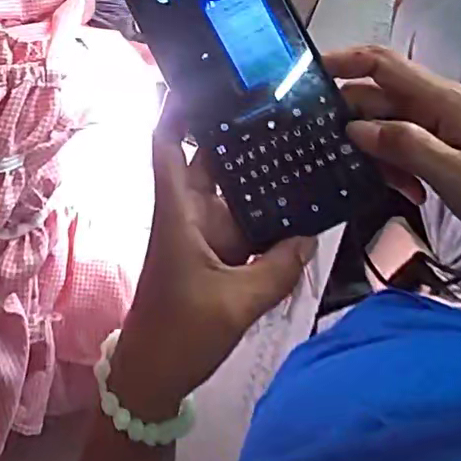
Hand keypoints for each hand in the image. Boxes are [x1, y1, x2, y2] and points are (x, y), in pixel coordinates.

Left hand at [110, 116, 316, 420]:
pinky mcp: (211, 256)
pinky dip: (261, 215)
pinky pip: (239, 225)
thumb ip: (278, 269)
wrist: (151, 380)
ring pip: (227, 193)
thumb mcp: (236, 303)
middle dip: (232, 136)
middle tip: (274, 109)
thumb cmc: (180, 333)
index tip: (201, 80)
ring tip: (293, 148)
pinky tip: (294, 208)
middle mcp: (187, 213)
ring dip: (252, 176)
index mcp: (177, 211)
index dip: (175, 110)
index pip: (166, 145)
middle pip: (206, 161)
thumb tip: (310, 236)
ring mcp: (200, 235)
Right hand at [324, 46, 460, 267]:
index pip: (383, 64)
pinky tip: (404, 193)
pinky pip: (407, 148)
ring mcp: (445, 128)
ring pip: (389, 126)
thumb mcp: (458, 176)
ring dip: (377, 151)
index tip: (304, 74)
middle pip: (379, 97)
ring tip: (378, 183)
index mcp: (445, 99)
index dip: (343, 60)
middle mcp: (441, 105)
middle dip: (352, 119)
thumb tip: (354, 126)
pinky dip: (396, 166)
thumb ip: (404, 146)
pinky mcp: (449, 151)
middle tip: (325, 150)